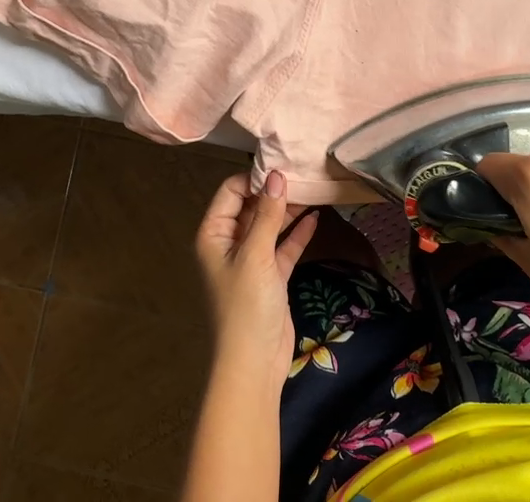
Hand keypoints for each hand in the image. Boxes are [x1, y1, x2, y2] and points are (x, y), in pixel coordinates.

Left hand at [195, 170, 317, 374]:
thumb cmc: (246, 305)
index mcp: (213, 234)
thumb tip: (277, 176)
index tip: (283, 167)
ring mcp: (251, 261)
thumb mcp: (255, 255)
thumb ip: (268, 215)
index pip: (231, 192)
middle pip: (252, 207)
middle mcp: (229, 243)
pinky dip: (297, 233)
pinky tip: (316, 218)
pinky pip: (283, 247)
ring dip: (289, 211)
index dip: (254, 179)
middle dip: (275, 192)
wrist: (253, 362)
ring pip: (270, 226)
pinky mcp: (271, 277)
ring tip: (314, 191)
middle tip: (304, 175)